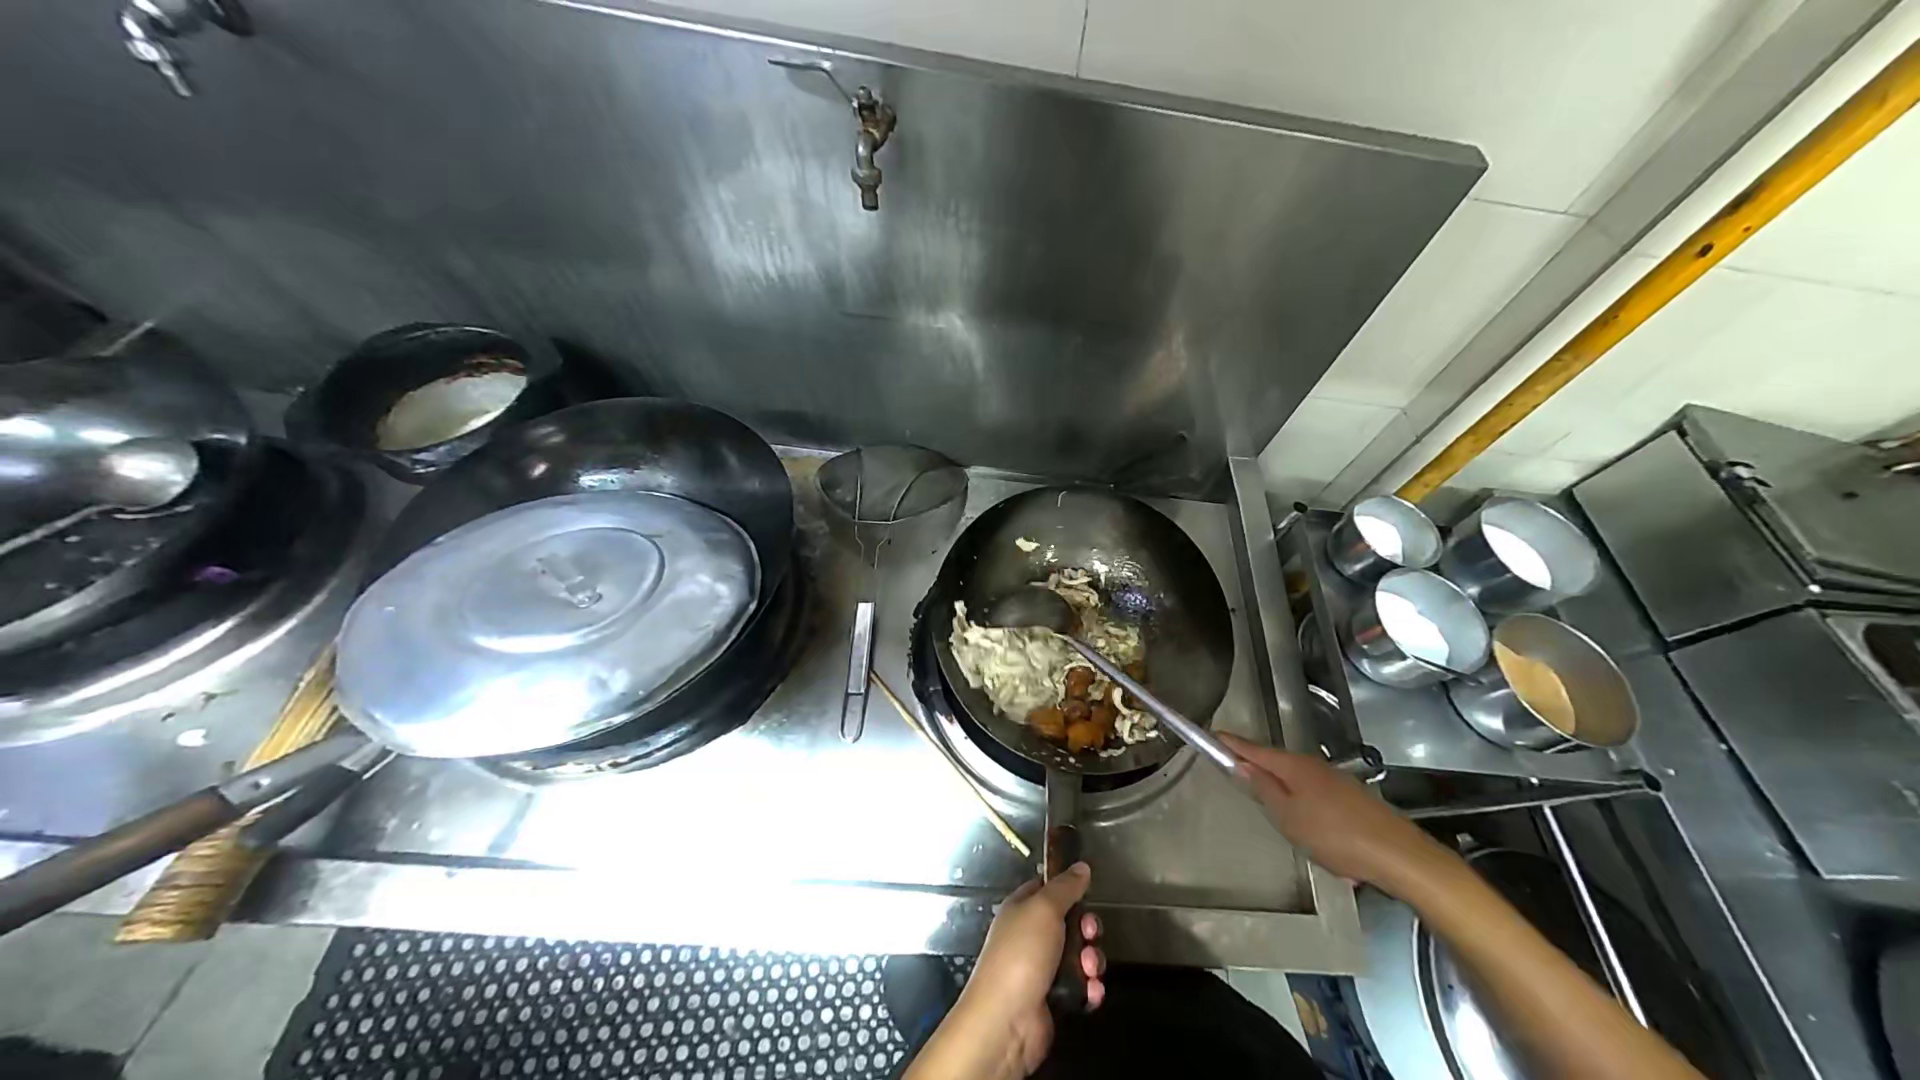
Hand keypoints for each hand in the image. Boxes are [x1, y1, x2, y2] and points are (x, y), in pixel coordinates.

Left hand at [905, 865, 1104, 1079]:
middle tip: (1089, 934)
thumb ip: (1065, 887)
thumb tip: (1081, 866)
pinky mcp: (1054, 999)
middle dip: (1087, 929)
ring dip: (1092, 962)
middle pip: (1070, 924)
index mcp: (1022, 909)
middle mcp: (1031, 936)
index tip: (1086, 895)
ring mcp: (1043, 969)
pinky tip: (1091, 992)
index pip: (1048, 890)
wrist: (1006, 1020)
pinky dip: (1090, 990)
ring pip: (1080, 956)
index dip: (1069, 891)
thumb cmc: (1021, 954)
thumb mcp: (1043, 909)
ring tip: (1089, 970)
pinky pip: (1082, 988)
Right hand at [1219, 732, 1453, 895]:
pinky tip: (1315, 838)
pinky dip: (1306, 810)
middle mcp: (1314, 767)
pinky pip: (1317, 799)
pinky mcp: (1352, 800)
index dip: (1232, 743)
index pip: (1254, 749)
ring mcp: (1336, 782)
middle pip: (1276, 764)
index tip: (1212, 735)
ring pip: (1298, 783)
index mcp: (1294, 767)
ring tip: (1277, 817)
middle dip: (1257, 769)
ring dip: (1283, 793)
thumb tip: (1241, 764)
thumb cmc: (1335, 835)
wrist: (1400, 857)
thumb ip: (1263, 789)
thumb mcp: (1288, 816)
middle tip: (1235, 777)